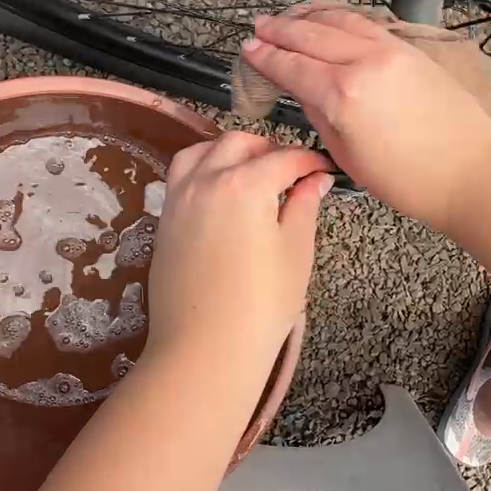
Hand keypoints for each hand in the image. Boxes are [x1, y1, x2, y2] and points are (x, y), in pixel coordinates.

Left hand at [143, 131, 331, 376]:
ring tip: (250, 173)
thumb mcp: (296, 251)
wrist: (205, 348)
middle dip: (268, 149)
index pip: (284, 158)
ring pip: (201, 151)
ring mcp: (179, 199)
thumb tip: (316, 179)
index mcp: (245, 183)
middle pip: (238, 143)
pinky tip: (222, 194)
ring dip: (229, 152)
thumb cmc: (262, 303)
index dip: (309, 161)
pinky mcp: (164, 221)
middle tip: (291, 172)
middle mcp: (207, 180)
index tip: (325, 169)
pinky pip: (182, 176)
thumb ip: (304, 206)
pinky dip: (204, 170)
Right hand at [243, 5, 490, 227]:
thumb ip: (323, 118)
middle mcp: (364, 63)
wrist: (471, 172)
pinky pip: (367, 23)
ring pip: (340, 21)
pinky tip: (331, 20)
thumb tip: (309, 94)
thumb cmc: (410, 181)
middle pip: (311, 36)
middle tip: (258, 27)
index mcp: (342, 96)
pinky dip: (341, 18)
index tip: (248, 50)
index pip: (292, 67)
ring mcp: (391, 51)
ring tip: (288, 17)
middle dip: (280, 30)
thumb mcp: (350, 158)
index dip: (266, 58)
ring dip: (309, 17)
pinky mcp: (412, 50)